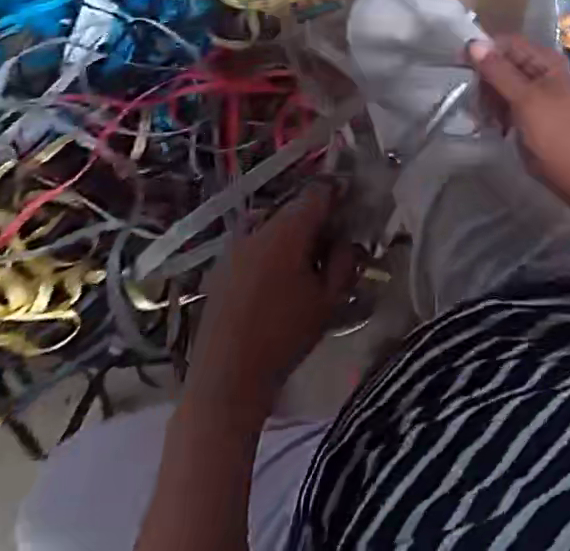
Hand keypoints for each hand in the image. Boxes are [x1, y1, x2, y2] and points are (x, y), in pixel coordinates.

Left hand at [187, 182, 360, 410]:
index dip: (336, 193)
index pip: (316, 194)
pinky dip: (268, 249)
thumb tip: (345, 241)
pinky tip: (276, 279)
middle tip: (332, 242)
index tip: (350, 202)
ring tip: (304, 262)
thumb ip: (344, 263)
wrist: (227, 376)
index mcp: (285, 232)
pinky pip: (251, 244)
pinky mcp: (219, 267)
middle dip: (314, 219)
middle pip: (291, 209)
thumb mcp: (328, 301)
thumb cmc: (284, 336)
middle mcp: (255, 230)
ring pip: (269, 226)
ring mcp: (232, 247)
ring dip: (289, 234)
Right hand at [467, 34, 569, 204]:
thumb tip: (473, 43)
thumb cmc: (552, 132)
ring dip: (486, 98)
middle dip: (484, 79)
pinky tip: (491, 125)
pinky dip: (492, 111)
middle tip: (476, 99)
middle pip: (499, 62)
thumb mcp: (524, 98)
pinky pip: (499, 101)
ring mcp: (530, 91)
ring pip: (495, 83)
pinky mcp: (522, 110)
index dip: (484, 50)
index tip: (461, 64)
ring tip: (484, 117)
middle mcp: (537, 70)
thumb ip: (498, 71)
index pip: (507, 43)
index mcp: (545, 60)